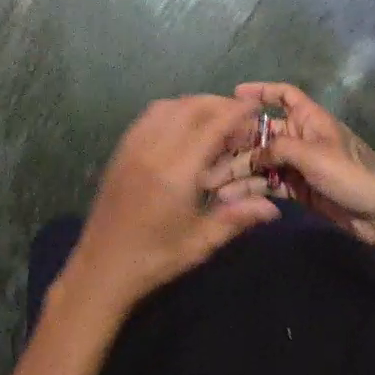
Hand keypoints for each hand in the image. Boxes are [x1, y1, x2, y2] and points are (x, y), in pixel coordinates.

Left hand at [58, 96, 282, 316]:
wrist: (100, 270)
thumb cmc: (154, 260)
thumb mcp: (200, 243)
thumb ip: (236, 218)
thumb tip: (273, 207)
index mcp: (175, 173)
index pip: (211, 127)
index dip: (236, 112)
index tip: (256, 107)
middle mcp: (153, 151)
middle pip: (190, 108)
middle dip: (218, 104)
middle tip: (240, 118)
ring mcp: (132, 148)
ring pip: (167, 106)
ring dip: (194, 105)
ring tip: (214, 121)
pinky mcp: (120, 151)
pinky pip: (148, 117)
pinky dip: (171, 111)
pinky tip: (183, 129)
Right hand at [224, 83, 374, 244]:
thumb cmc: (352, 175)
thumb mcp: (313, 155)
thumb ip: (278, 149)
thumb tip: (252, 155)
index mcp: (311, 119)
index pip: (284, 95)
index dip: (261, 91)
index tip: (234, 94)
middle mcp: (303, 137)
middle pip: (265, 133)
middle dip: (239, 144)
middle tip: (211, 155)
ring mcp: (301, 165)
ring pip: (264, 162)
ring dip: (241, 171)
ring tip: (215, 184)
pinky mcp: (300, 190)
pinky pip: (271, 184)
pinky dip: (254, 189)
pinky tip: (233, 197)